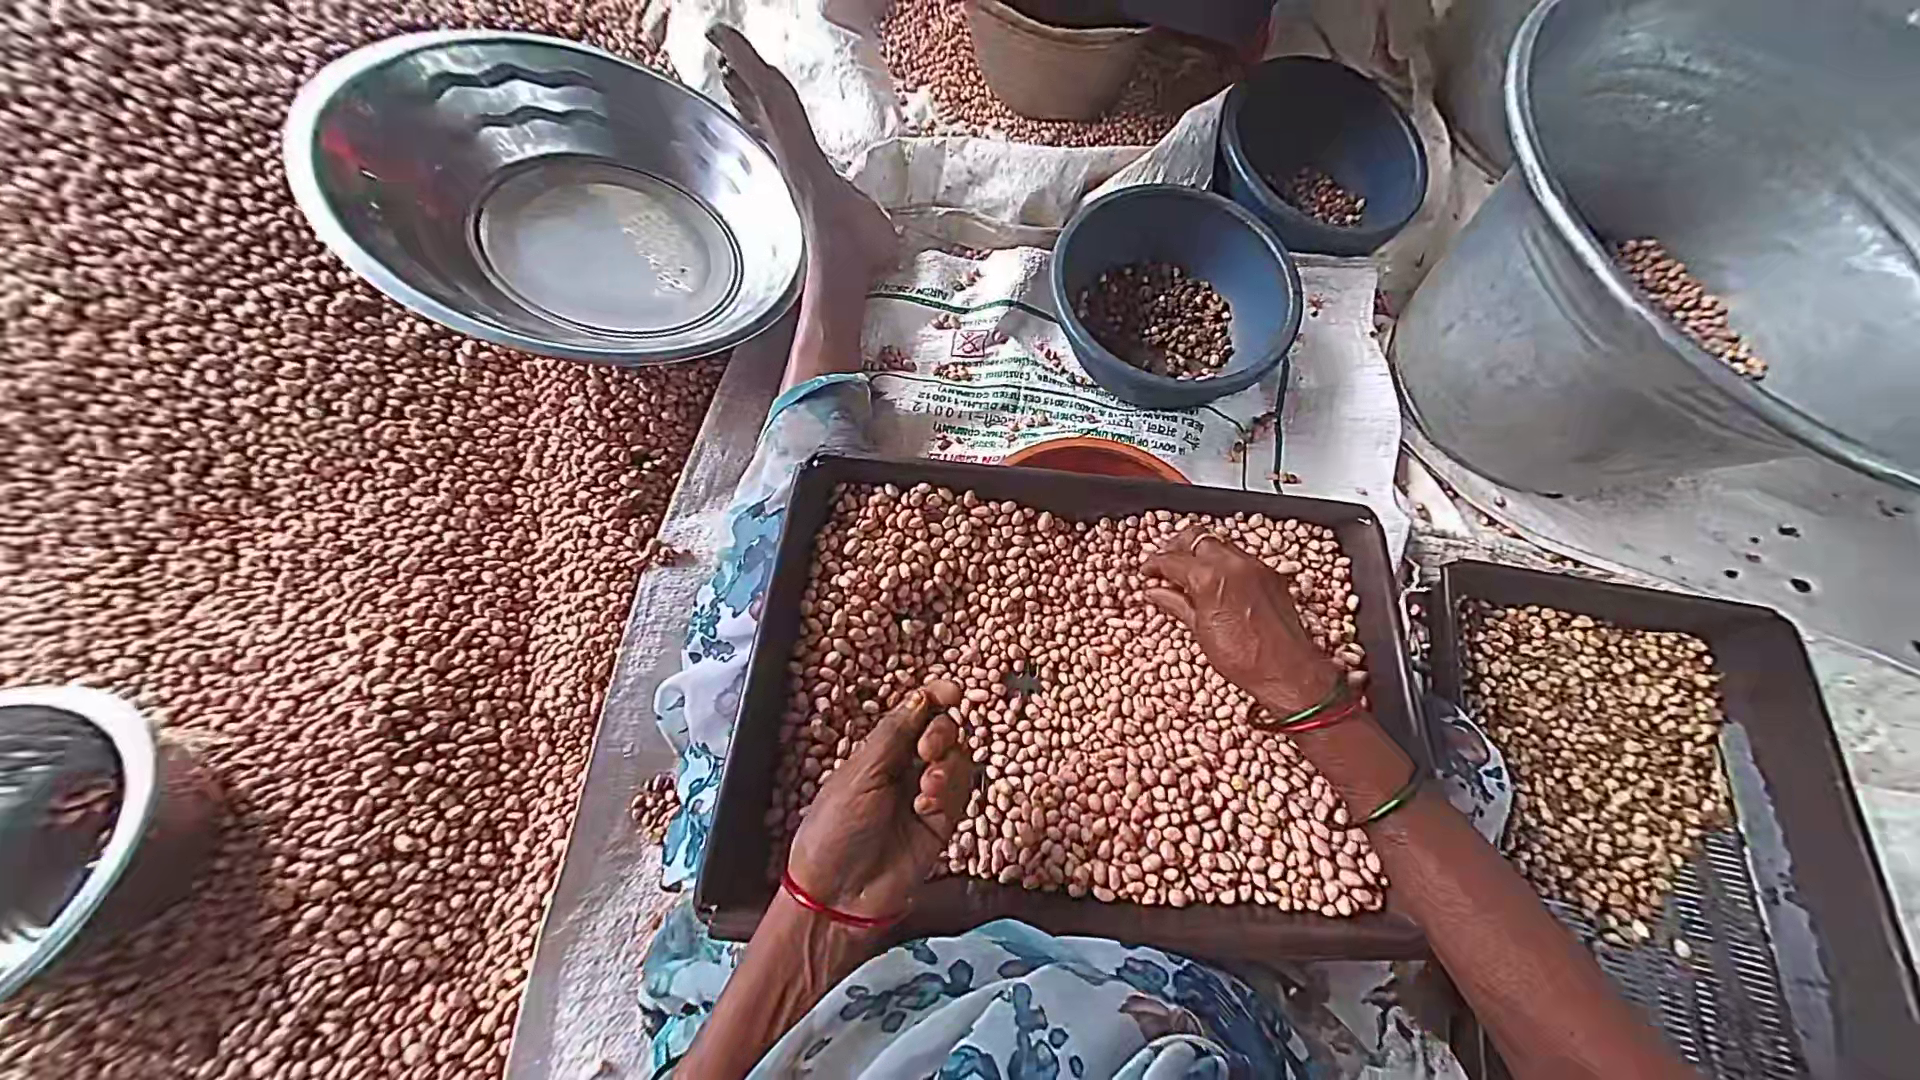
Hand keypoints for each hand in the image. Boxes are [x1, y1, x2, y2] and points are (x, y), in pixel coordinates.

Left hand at [786, 680, 969, 921]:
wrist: (837, 895)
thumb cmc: (836, 828)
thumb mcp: (861, 774)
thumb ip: (896, 734)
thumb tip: (922, 696)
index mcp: (882, 750)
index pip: (916, 713)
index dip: (935, 698)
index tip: (952, 691)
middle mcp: (906, 767)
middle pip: (942, 731)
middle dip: (942, 732)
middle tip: (928, 749)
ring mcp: (926, 794)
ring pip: (957, 760)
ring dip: (947, 765)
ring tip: (927, 787)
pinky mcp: (941, 822)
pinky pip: (960, 793)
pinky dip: (949, 791)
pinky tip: (927, 804)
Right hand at [1143, 526, 1341, 713]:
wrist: (1287, 671)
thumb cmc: (1245, 659)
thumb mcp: (1199, 630)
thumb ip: (1176, 603)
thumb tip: (1157, 592)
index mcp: (1209, 577)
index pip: (1172, 559)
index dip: (1154, 564)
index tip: (1148, 571)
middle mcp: (1234, 564)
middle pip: (1195, 537)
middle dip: (1176, 548)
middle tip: (1166, 566)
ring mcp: (1254, 567)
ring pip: (1219, 544)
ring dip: (1200, 553)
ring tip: (1188, 574)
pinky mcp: (1270, 575)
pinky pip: (1239, 557)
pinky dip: (1222, 563)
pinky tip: (1215, 582)